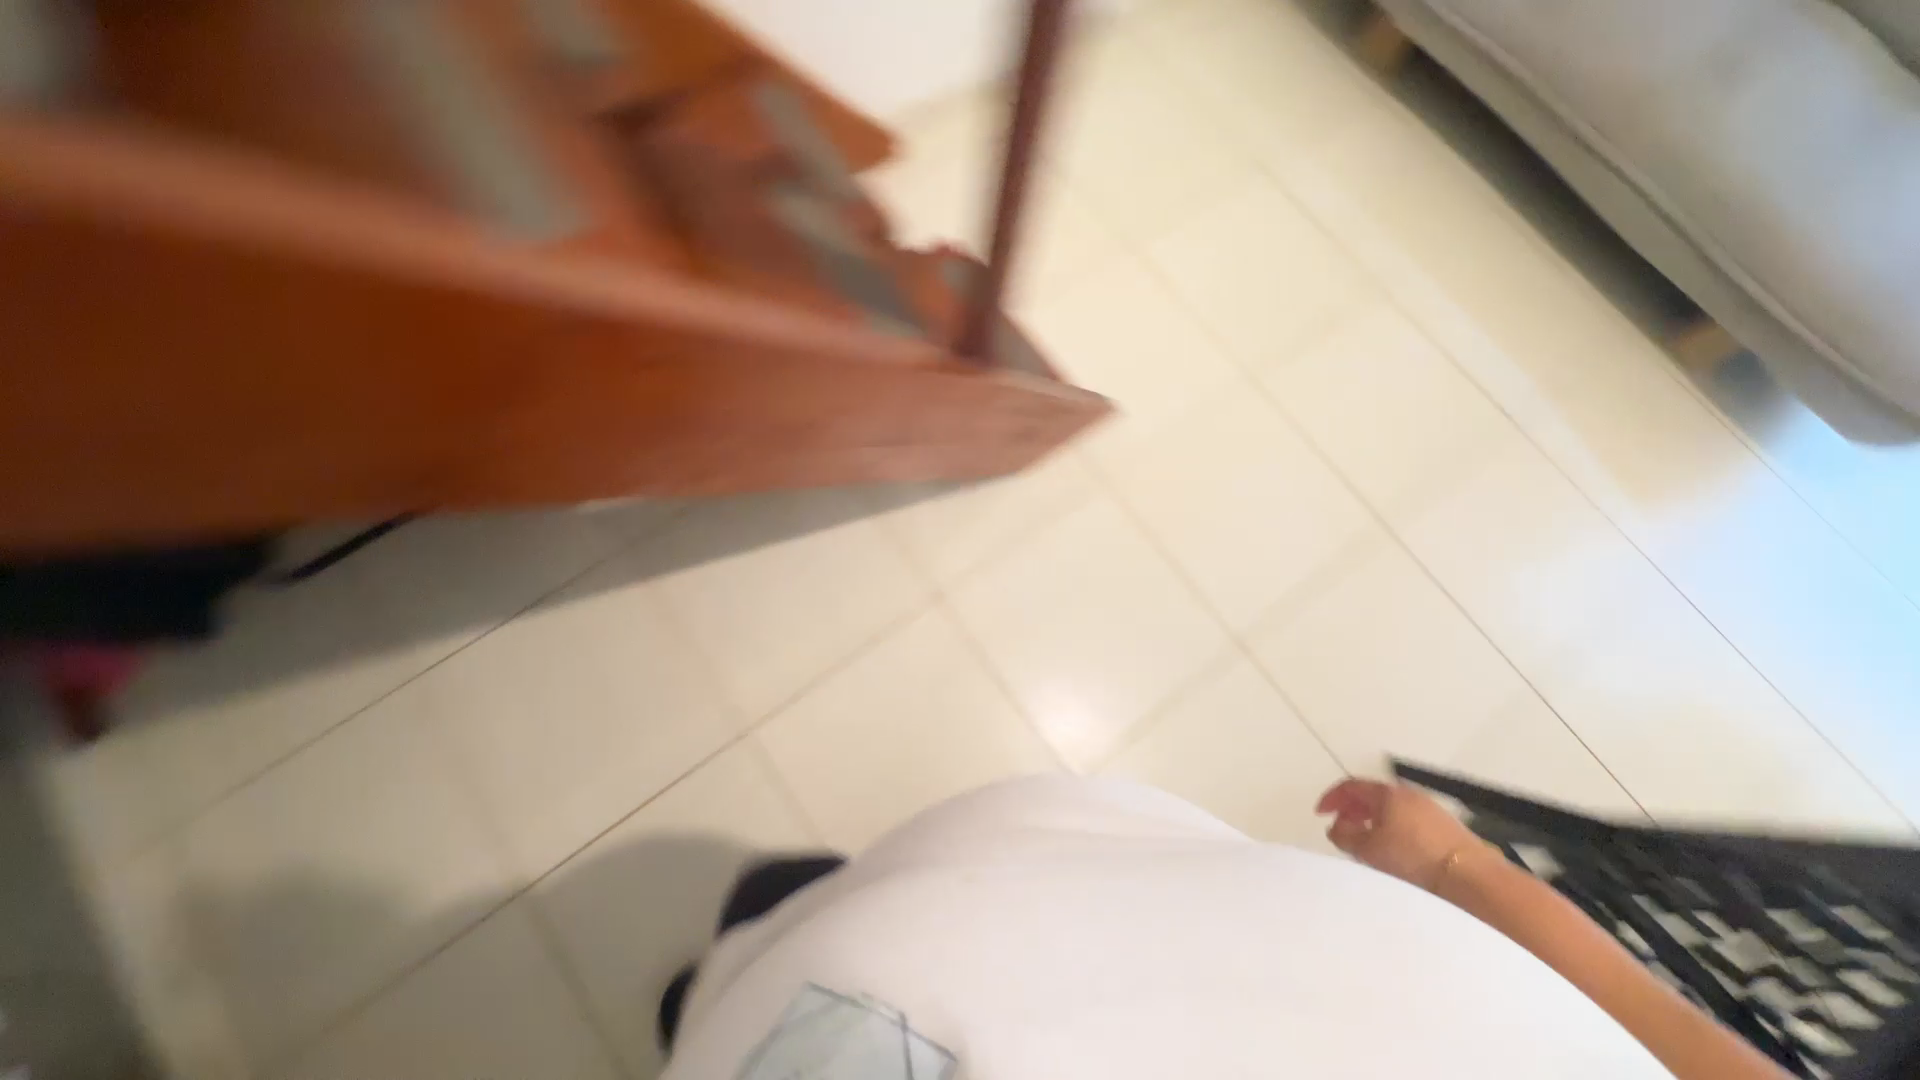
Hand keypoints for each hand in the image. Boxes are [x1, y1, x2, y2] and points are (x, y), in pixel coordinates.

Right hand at [1315, 777, 1492, 890]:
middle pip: (1372, 796)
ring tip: (1368, 844)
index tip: (1320, 814)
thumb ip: (1344, 834)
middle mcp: (1408, 795)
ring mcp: (1431, 810)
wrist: (1471, 877)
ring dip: (1373, 821)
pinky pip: (1409, 822)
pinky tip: (1396, 852)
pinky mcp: (1447, 828)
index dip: (1331, 798)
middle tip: (1342, 829)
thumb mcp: (1368, 849)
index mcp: (1386, 794)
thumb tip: (1336, 826)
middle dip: (1352, 810)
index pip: (1350, 786)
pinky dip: (1394, 830)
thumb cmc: (1412, 858)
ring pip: (1392, 810)